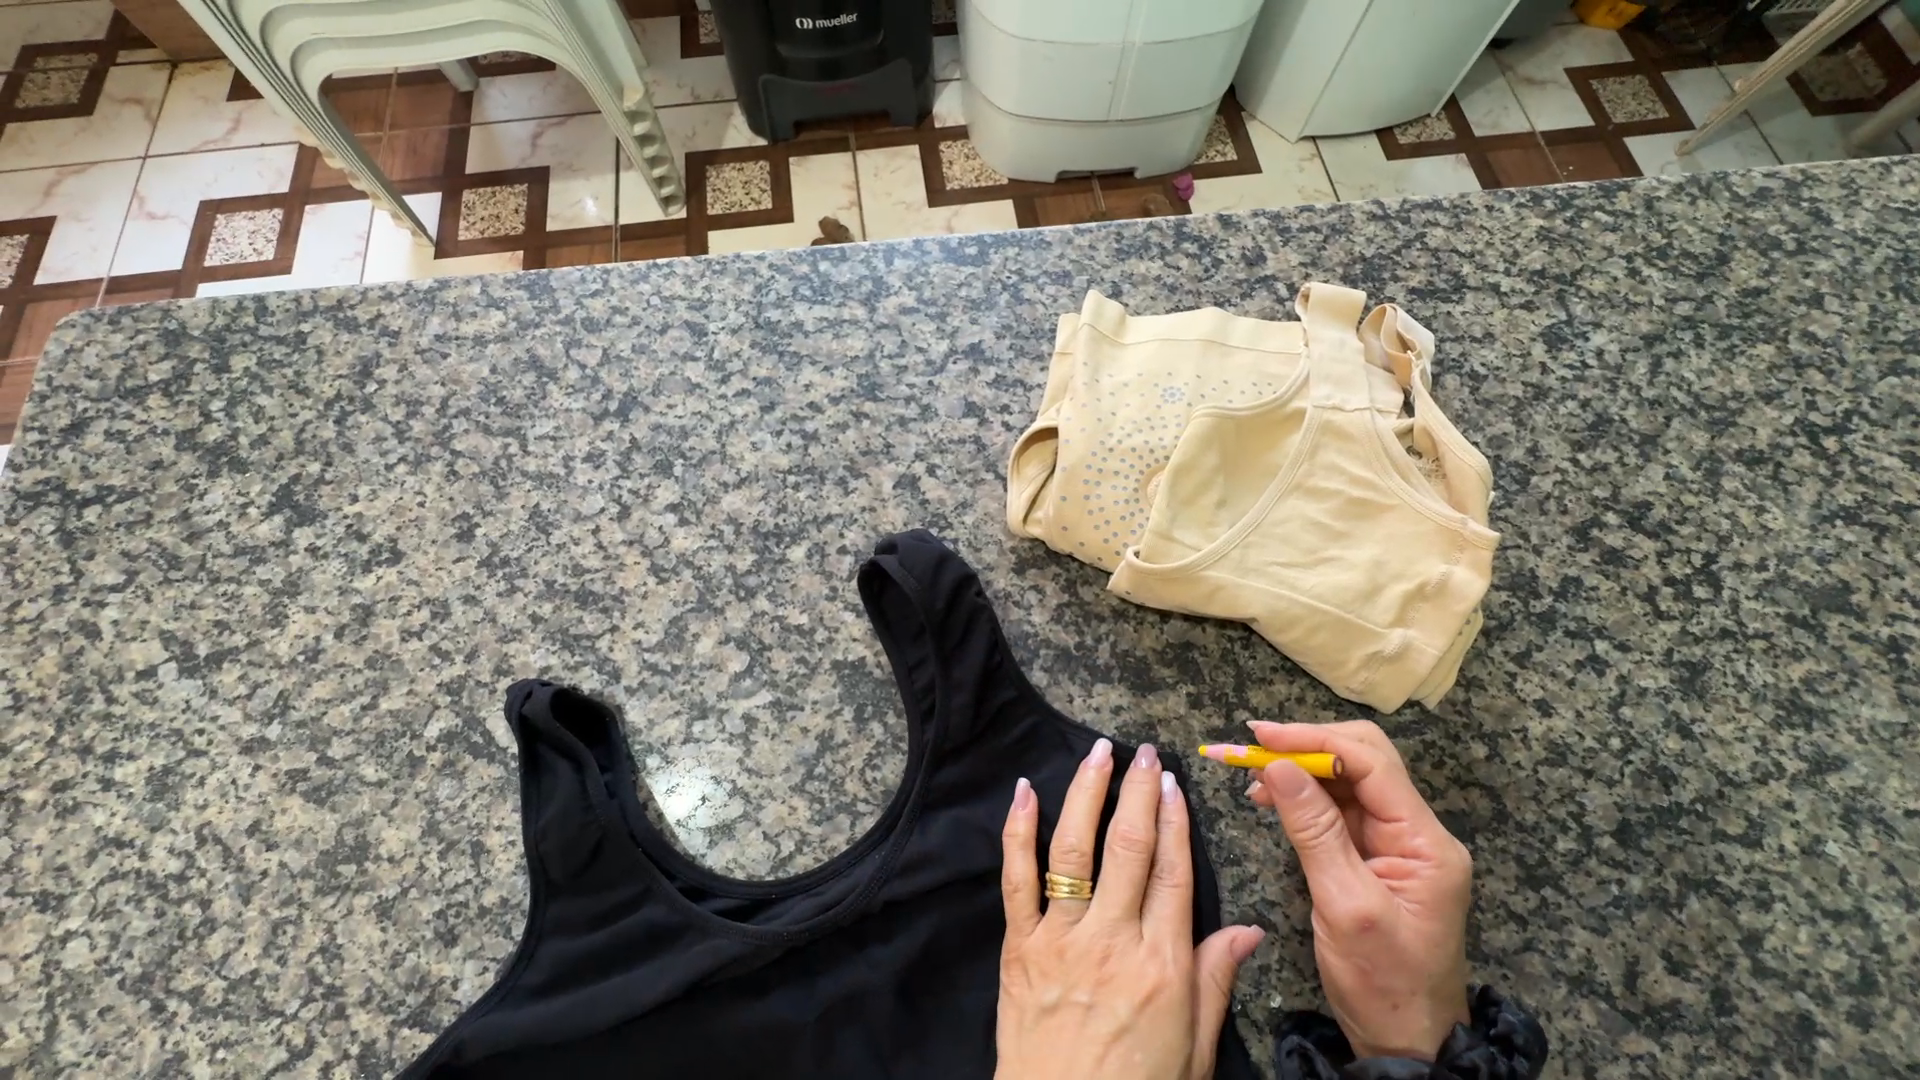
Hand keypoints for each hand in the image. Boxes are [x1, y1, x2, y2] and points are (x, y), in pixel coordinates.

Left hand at [997, 739, 1265, 1079]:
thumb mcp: (1194, 1048)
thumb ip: (1216, 981)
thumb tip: (1249, 929)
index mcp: (1162, 962)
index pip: (1174, 872)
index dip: (1175, 821)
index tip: (1172, 782)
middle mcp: (1113, 938)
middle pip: (1130, 848)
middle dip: (1138, 792)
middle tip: (1143, 752)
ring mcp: (1062, 936)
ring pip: (1076, 847)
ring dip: (1088, 792)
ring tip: (1098, 752)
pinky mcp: (1020, 944)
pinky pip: (1018, 877)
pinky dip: (1018, 830)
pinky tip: (1025, 791)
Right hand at [1246, 721, 1471, 1060]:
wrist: (1406, 1041)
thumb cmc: (1381, 982)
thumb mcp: (1344, 905)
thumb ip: (1313, 831)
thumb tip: (1278, 766)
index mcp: (1425, 841)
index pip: (1371, 764)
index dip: (1314, 740)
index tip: (1260, 737)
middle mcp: (1415, 831)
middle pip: (1363, 760)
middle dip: (1305, 746)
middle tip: (1251, 747)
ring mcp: (1395, 841)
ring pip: (1346, 779)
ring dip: (1298, 768)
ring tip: (1249, 773)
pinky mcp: (1374, 854)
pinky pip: (1336, 807)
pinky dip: (1301, 795)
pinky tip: (1269, 797)